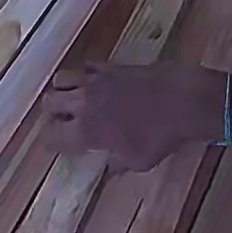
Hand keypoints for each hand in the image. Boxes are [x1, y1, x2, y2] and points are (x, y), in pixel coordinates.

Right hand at [43, 62, 231, 170]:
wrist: (182, 99)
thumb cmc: (161, 136)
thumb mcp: (139, 161)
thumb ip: (118, 164)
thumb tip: (109, 166)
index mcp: (86, 131)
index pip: (52, 136)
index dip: (49, 140)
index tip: (54, 143)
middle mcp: (83, 103)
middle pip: (49, 102)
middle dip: (52, 112)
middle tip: (64, 120)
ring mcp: (95, 81)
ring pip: (62, 78)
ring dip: (64, 89)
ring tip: (74, 98)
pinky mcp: (110, 66)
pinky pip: (87, 65)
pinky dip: (86, 74)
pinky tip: (96, 82)